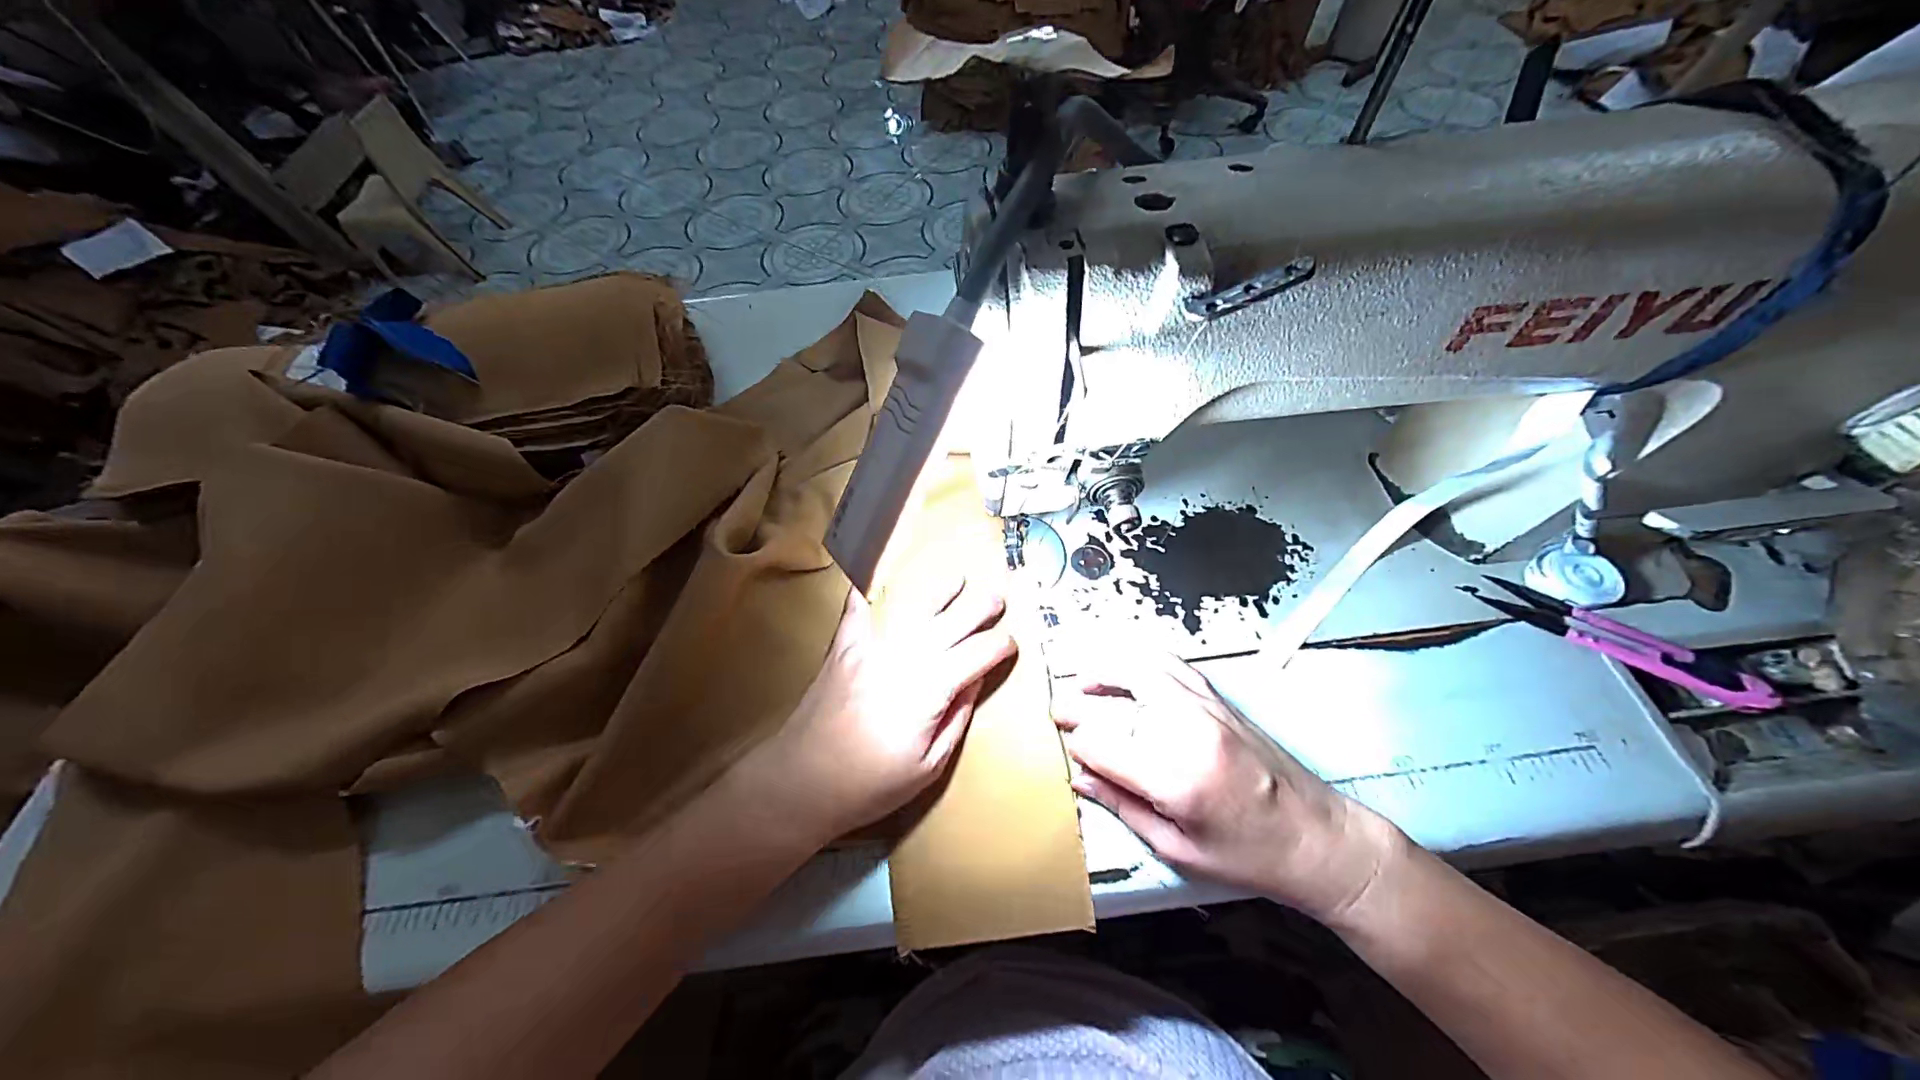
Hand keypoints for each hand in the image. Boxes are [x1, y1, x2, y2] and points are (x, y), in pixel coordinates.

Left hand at [752, 576, 1016, 840]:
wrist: (800, 782)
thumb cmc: (869, 785)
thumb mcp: (928, 766)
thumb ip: (956, 717)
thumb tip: (975, 679)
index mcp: (931, 688)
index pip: (977, 654)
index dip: (1000, 646)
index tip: (1010, 644)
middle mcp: (904, 655)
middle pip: (952, 620)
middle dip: (980, 606)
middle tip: (997, 597)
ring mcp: (870, 644)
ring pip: (913, 603)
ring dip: (939, 588)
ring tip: (957, 579)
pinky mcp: (843, 645)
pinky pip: (860, 605)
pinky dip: (872, 586)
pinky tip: (882, 573)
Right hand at [1054, 652, 1408, 926]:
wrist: (1318, 837)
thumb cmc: (1251, 855)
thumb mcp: (1178, 848)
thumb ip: (1123, 806)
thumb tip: (1082, 779)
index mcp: (1176, 779)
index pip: (1103, 744)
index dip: (1077, 745)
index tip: (1067, 748)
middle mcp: (1189, 732)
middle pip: (1116, 702)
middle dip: (1080, 705)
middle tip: (1060, 712)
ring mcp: (1206, 709)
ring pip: (1142, 669)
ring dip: (1107, 670)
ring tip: (1085, 680)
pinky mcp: (1219, 700)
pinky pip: (1172, 665)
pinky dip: (1142, 661)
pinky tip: (1128, 670)